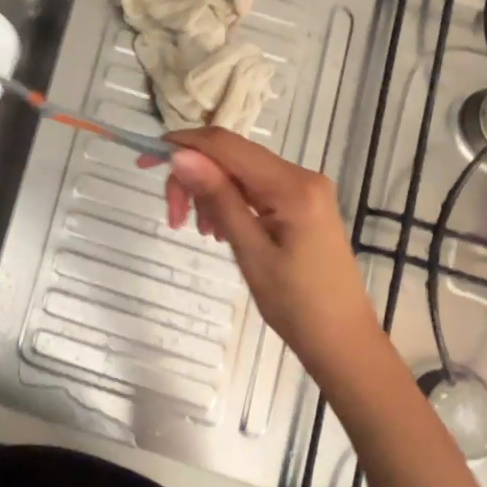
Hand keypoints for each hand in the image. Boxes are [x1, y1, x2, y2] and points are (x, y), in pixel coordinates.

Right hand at [141, 127, 377, 369]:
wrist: (343, 341)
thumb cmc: (297, 304)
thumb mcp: (249, 250)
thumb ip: (217, 197)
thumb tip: (180, 154)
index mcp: (291, 185)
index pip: (224, 144)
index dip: (181, 145)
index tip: (144, 161)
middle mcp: (300, 176)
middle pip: (229, 156)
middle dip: (193, 177)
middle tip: (173, 217)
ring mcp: (302, 189)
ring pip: (237, 172)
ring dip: (207, 193)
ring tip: (198, 232)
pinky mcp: (300, 204)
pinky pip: (252, 188)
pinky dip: (227, 202)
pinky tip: (219, 231)